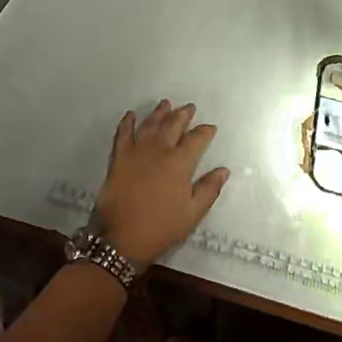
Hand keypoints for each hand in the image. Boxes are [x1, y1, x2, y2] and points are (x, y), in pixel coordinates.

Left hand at [94, 101, 229, 266]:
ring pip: (150, 125)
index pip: (196, 139)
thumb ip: (209, 188)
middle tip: (189, 108)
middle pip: (173, 125)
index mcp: (180, 163)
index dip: (205, 131)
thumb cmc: (162, 227)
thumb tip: (223, 170)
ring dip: (159, 112)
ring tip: (166, 103)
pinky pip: (123, 134)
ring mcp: (136, 152)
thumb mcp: (193, 213)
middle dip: (183, 114)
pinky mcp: (118, 159)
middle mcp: (159, 151)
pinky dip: (127, 122)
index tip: (210, 128)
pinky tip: (131, 115)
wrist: (121, 238)